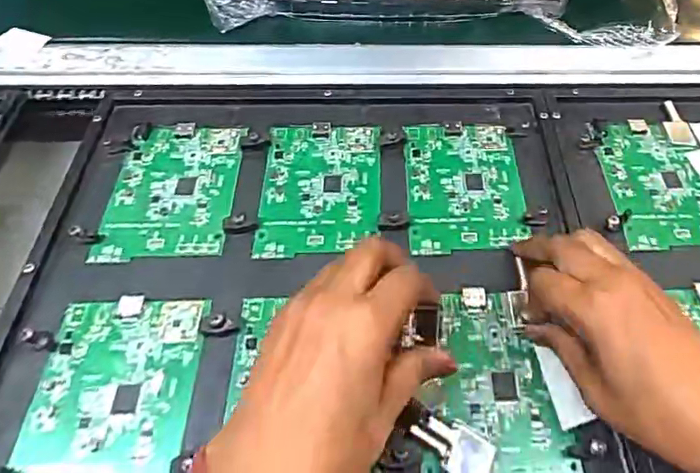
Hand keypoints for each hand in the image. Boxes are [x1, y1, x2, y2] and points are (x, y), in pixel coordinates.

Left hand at [207, 239, 455, 472]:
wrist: (260, 469)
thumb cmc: (321, 454)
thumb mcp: (380, 416)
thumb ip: (412, 373)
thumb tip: (439, 359)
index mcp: (364, 324)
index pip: (407, 277)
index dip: (425, 288)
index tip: (429, 306)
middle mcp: (332, 302)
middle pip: (372, 249)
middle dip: (395, 262)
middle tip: (406, 291)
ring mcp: (302, 305)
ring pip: (343, 261)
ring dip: (364, 273)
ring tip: (374, 312)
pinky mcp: (282, 317)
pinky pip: (317, 284)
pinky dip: (336, 289)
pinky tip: (342, 326)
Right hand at [513, 232, 699, 472]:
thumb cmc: (664, 414)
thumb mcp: (597, 391)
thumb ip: (563, 350)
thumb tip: (541, 330)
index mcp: (596, 308)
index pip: (545, 281)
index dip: (528, 295)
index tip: (525, 312)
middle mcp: (615, 282)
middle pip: (562, 245)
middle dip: (536, 249)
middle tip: (519, 256)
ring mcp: (635, 279)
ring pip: (588, 238)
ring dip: (562, 242)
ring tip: (546, 256)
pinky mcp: (651, 284)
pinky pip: (610, 251)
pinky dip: (588, 251)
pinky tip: (581, 271)